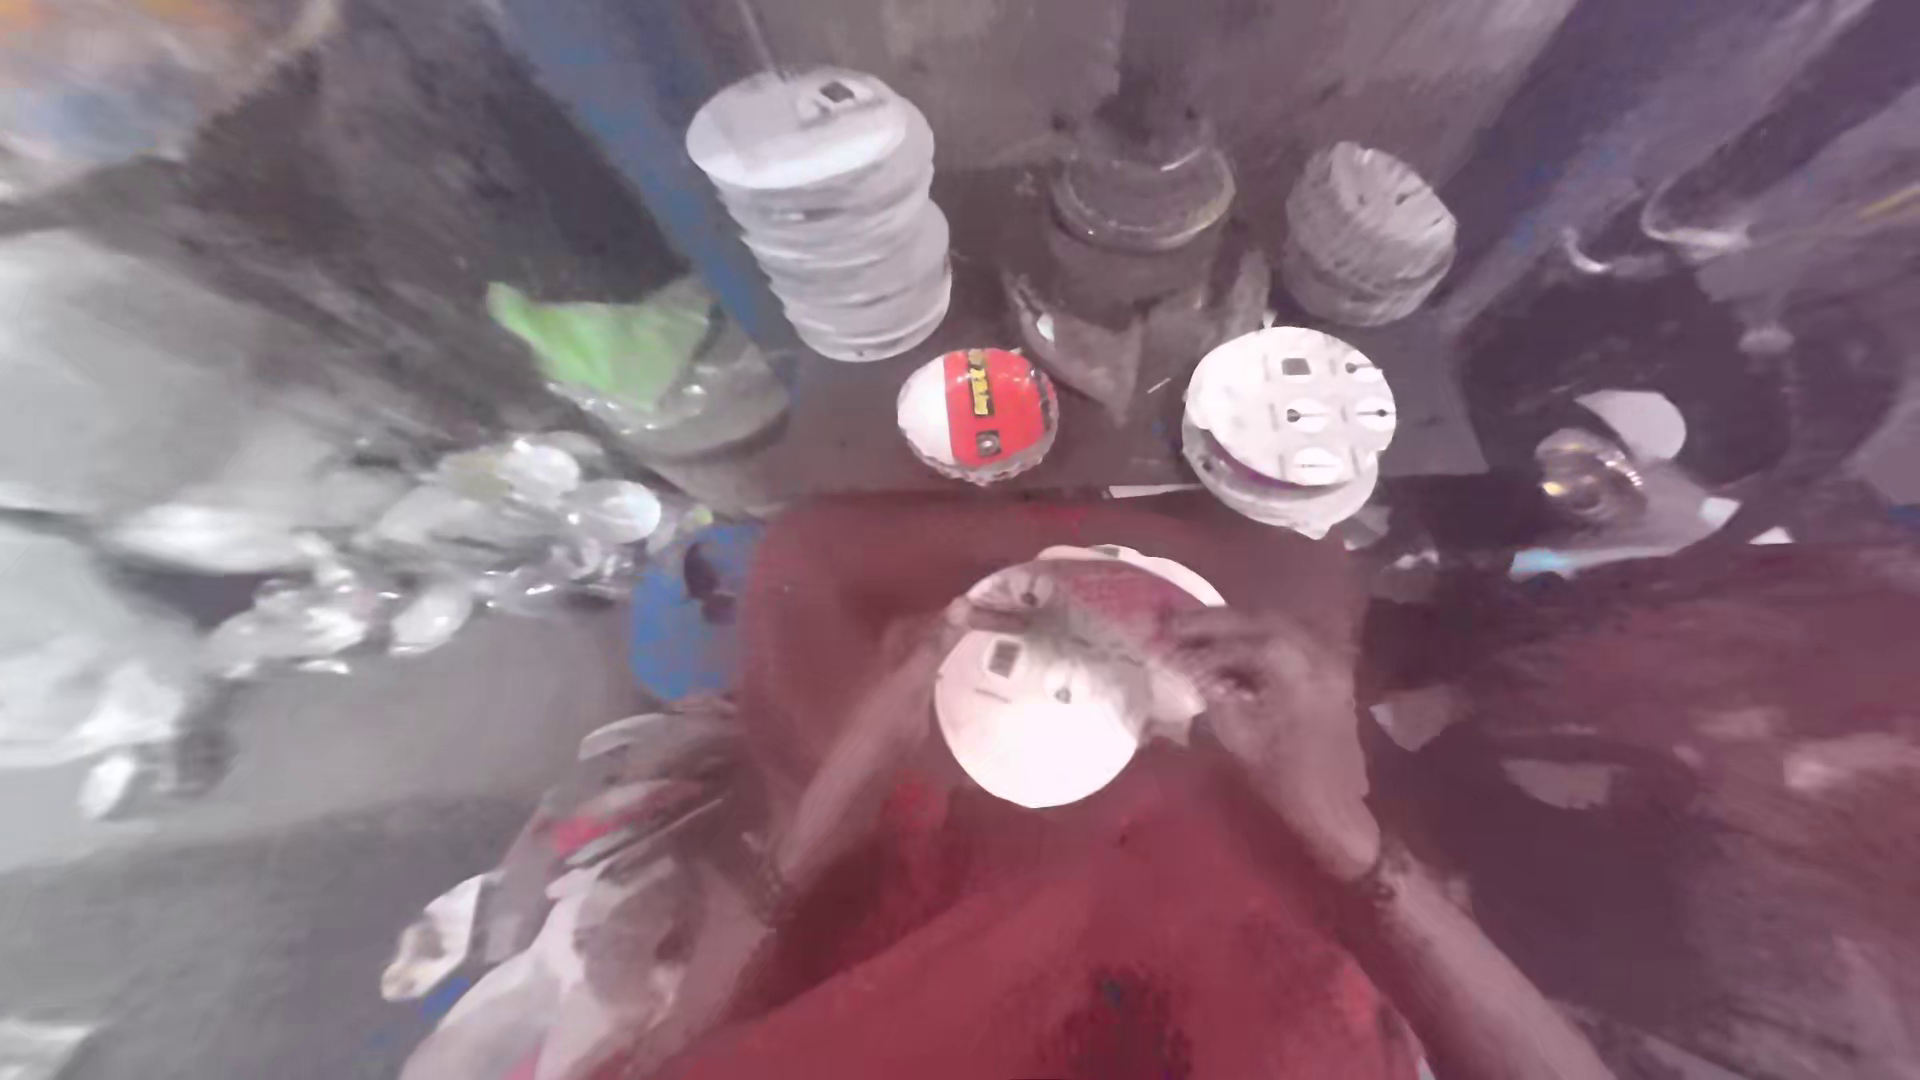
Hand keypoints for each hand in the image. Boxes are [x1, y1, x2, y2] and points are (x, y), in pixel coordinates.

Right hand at [1166, 609, 1380, 880]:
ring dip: (1229, 624)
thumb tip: (1181, 661)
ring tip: (1192, 630)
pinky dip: (1250, 636)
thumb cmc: (1285, 780)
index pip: (1235, 643)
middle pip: (1255, 619)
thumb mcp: (1238, 736)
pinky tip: (1225, 646)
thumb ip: (1209, 689)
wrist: (1340, 811)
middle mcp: (1314, 654)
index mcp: (1293, 671)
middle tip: (1172, 624)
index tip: (1164, 645)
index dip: (1195, 644)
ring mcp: (1326, 659)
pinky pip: (1284, 638)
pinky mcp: (1327, 669)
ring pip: (1270, 623)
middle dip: (1210, 621)